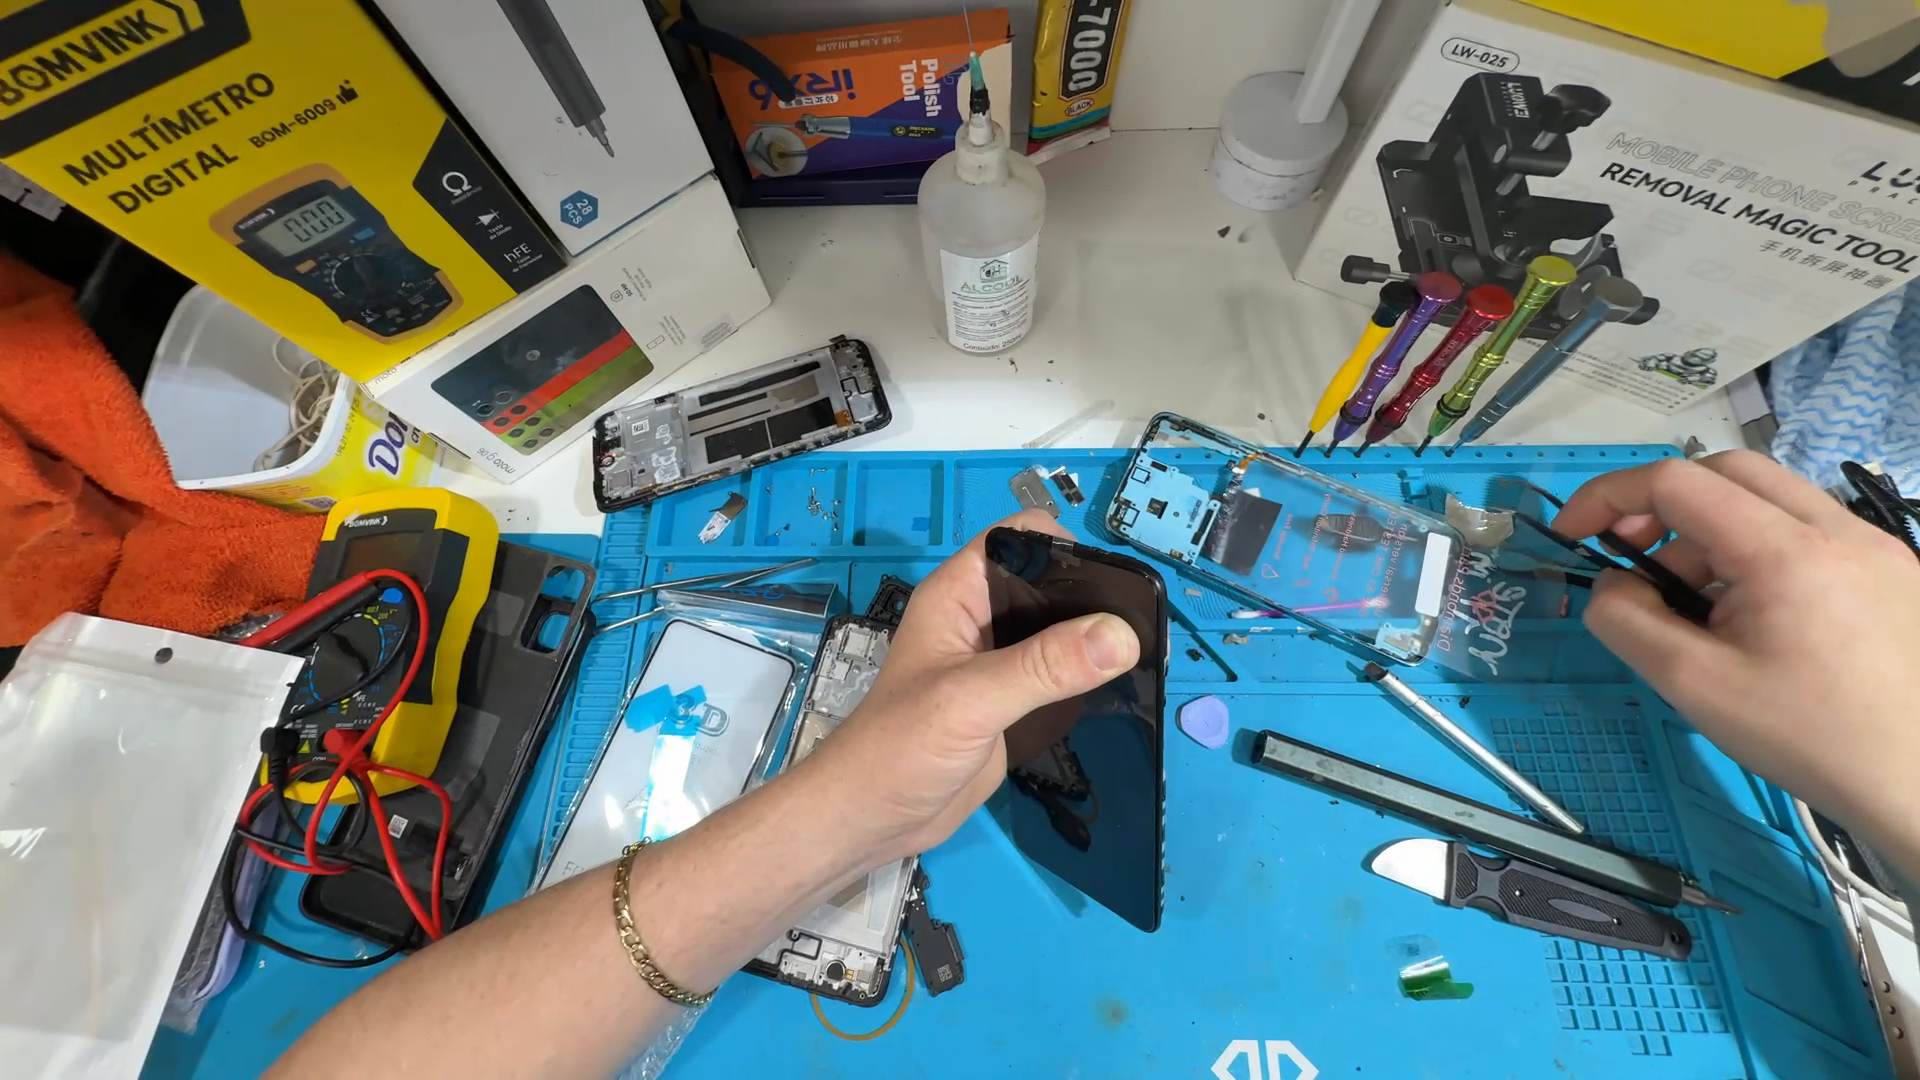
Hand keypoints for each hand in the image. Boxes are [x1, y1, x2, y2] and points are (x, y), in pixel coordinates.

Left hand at [797, 511, 1139, 866]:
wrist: (873, 818)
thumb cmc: (902, 746)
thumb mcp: (972, 698)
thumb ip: (1044, 667)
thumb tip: (1122, 635)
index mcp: (959, 593)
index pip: (1018, 538)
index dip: (1063, 545)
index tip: (1113, 582)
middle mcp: (981, 617)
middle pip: (1047, 581)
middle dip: (1092, 594)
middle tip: (1141, 625)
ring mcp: (998, 659)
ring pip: (1058, 627)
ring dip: (1094, 637)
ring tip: (1144, 652)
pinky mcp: (1012, 699)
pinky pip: (1059, 672)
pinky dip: (1087, 674)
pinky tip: (1123, 685)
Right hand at [1554, 451, 1919, 867]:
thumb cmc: (1804, 733)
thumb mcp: (1683, 678)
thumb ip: (1621, 616)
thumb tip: (1614, 584)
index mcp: (1788, 552)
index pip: (1673, 482)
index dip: (1604, 498)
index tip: (1571, 538)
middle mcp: (1841, 532)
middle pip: (1722, 470)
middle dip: (1654, 501)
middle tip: (1623, 551)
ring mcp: (1875, 549)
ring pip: (1760, 497)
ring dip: (1697, 528)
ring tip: (1683, 596)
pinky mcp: (1888, 573)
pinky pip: (1795, 529)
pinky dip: (1739, 547)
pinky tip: (1733, 605)